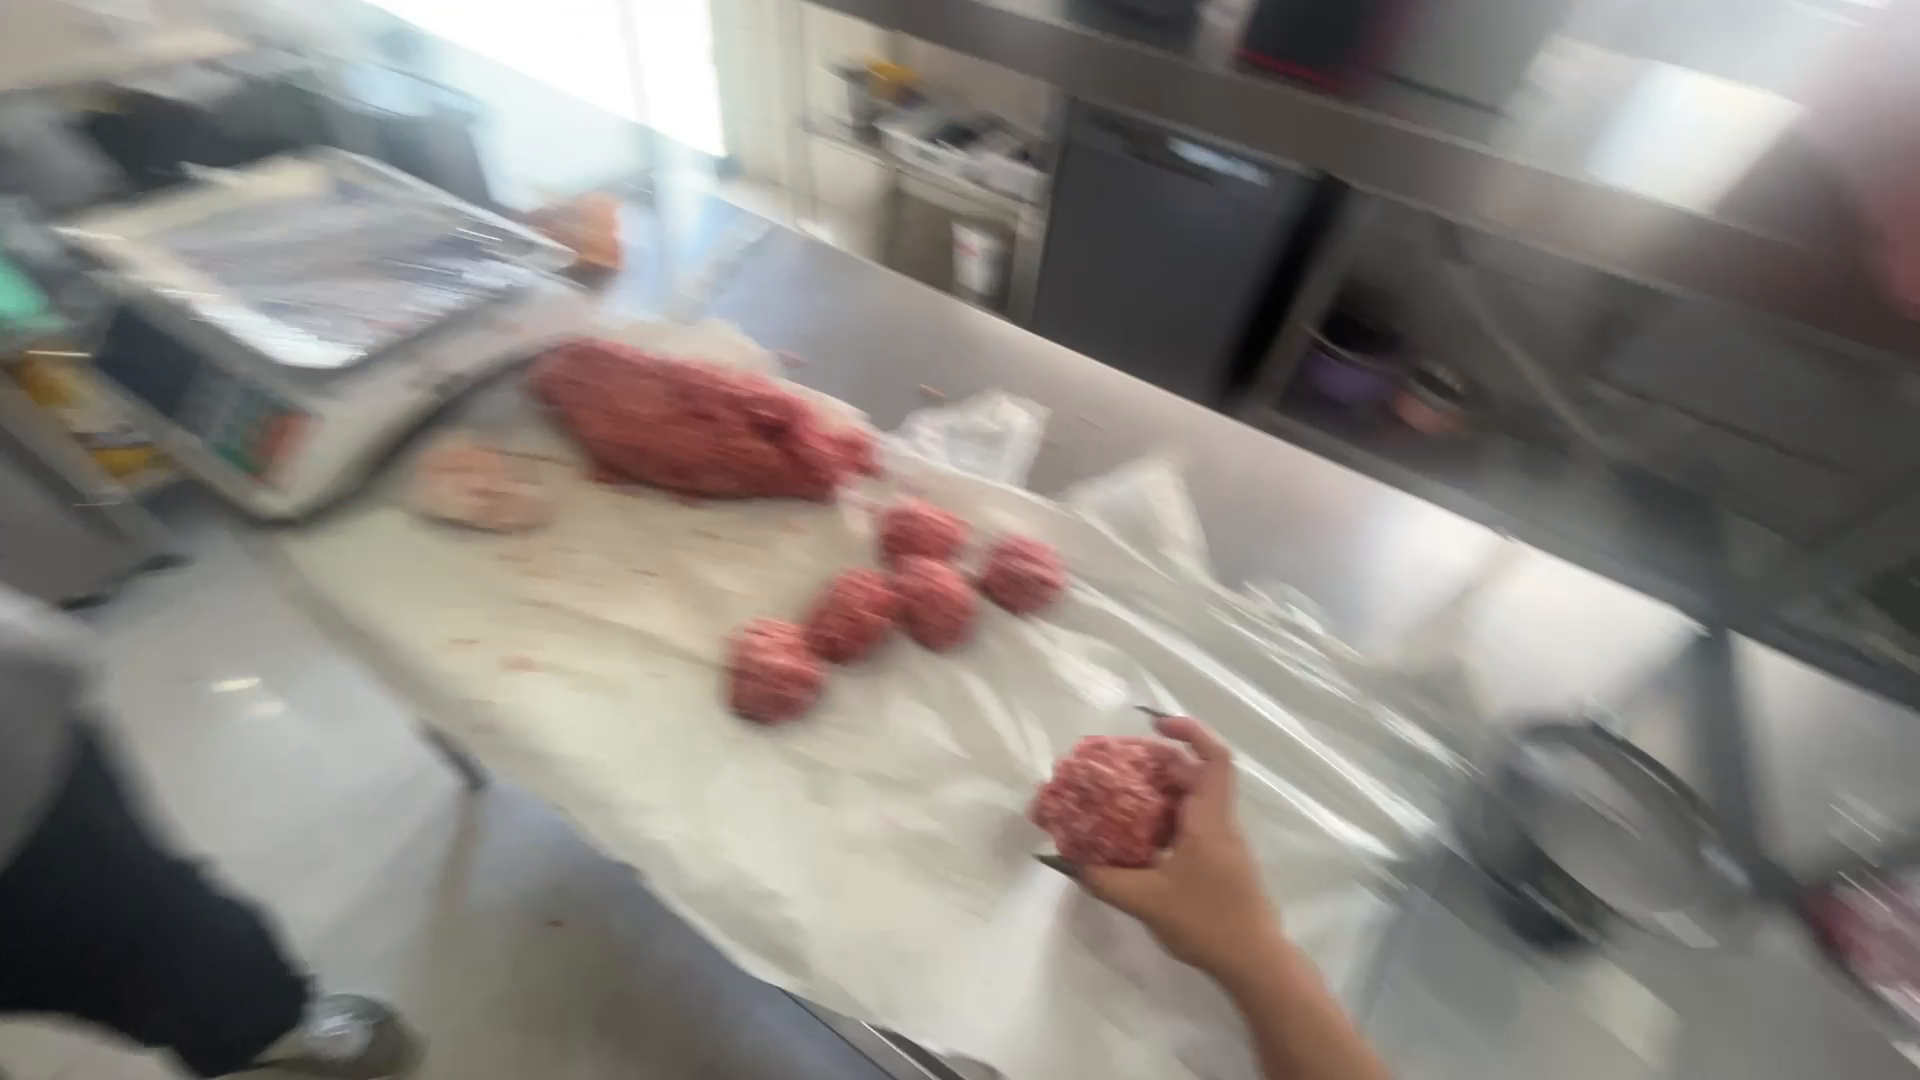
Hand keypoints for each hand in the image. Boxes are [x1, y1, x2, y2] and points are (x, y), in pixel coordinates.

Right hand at [1073, 714, 1283, 985]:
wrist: (1256, 965)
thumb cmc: (1207, 923)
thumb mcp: (1146, 902)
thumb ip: (1103, 879)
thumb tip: (1068, 860)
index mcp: (1209, 820)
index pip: (1214, 758)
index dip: (1190, 731)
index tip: (1157, 724)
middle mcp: (1219, 822)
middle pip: (1194, 773)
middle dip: (1158, 762)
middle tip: (1121, 767)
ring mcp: (1222, 841)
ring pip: (1192, 798)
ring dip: (1159, 791)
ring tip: (1121, 798)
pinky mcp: (1219, 859)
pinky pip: (1191, 822)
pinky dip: (1165, 817)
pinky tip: (1139, 836)